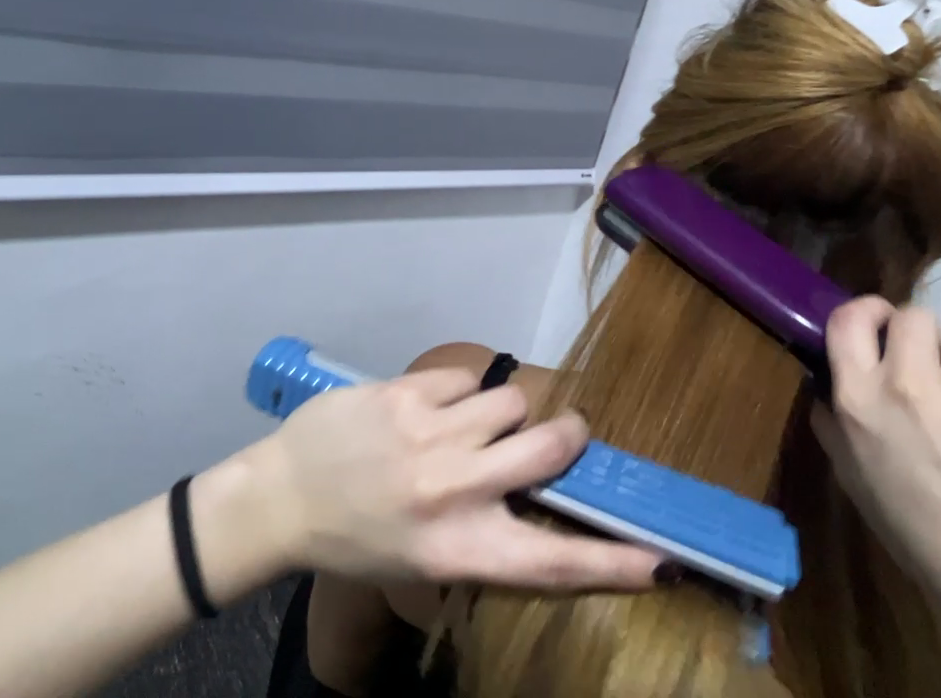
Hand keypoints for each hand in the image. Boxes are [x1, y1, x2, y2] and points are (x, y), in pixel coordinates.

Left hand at [245, 369, 662, 590]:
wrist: (281, 499)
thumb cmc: (357, 541)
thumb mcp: (426, 559)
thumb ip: (485, 531)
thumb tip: (540, 491)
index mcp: (458, 551)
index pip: (550, 563)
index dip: (611, 562)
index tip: (659, 558)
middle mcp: (452, 493)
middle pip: (549, 449)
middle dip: (567, 435)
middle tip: (562, 433)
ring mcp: (428, 436)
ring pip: (512, 401)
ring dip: (504, 412)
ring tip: (473, 422)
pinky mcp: (404, 394)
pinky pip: (466, 378)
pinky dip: (460, 392)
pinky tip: (430, 408)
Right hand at [809, 298, 940, 633]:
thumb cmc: (920, 533)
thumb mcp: (854, 479)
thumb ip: (836, 425)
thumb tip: (828, 388)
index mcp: (860, 400)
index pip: (848, 319)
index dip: (865, 312)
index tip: (878, 323)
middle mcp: (909, 384)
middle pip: (915, 317)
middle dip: (924, 337)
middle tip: (933, 371)